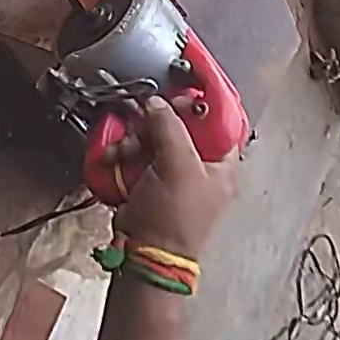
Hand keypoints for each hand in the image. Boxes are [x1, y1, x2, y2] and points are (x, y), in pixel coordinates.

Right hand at [111, 96, 239, 258]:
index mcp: (222, 162)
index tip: (179, 86)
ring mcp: (172, 169)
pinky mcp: (149, 176)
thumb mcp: (177, 165)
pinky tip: (118, 158)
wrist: (144, 252)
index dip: (200, 99)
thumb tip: (156, 102)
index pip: (219, 117)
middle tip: (144, 123)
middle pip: (179, 122)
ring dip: (135, 138)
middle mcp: (200, 163)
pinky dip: (125, 151)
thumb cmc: (173, 217)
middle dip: (156, 122)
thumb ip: (169, 126)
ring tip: (127, 150)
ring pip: (153, 134)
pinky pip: (136, 150)